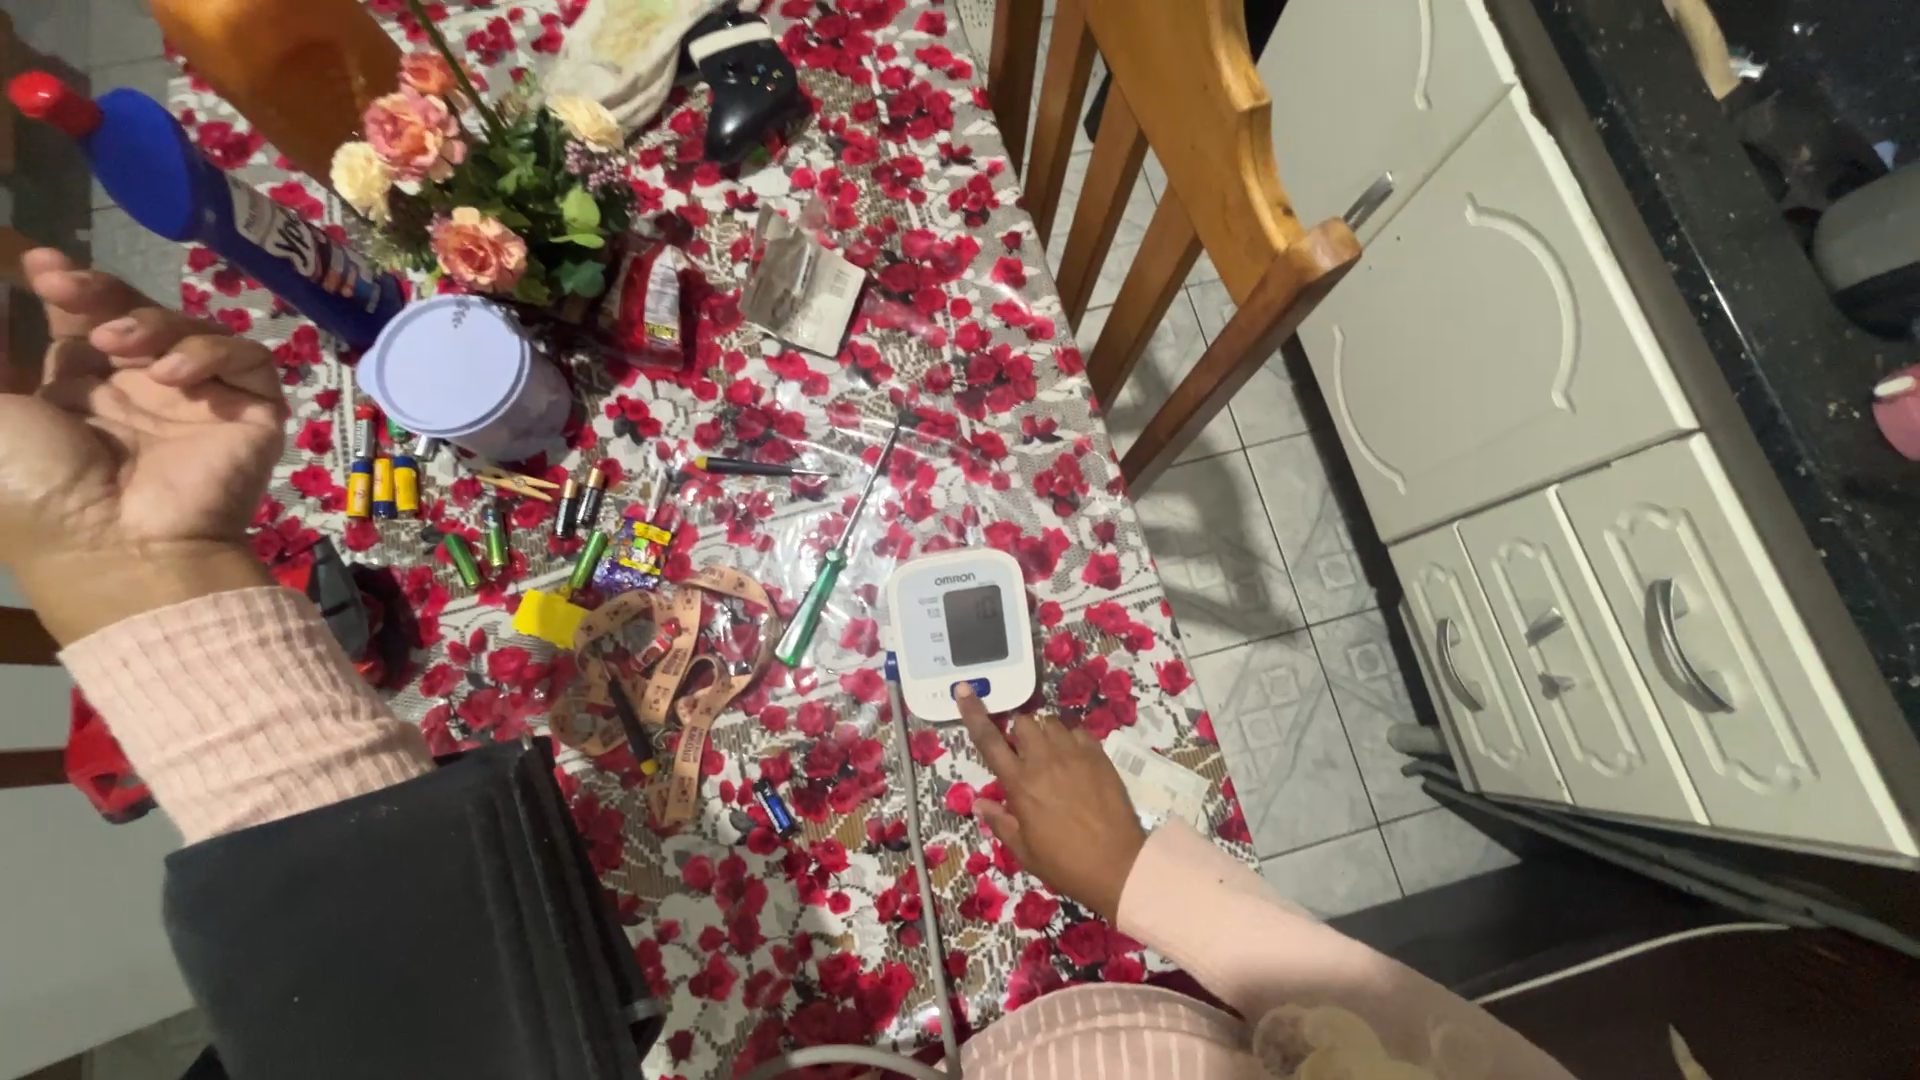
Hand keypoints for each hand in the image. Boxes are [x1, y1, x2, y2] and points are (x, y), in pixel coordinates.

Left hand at [3, 250, 283, 642]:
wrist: (114, 540)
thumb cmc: (28, 484)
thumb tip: (1, 305)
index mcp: (76, 390)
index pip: (84, 321)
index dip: (70, 287)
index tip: (41, 263)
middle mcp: (141, 390)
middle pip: (140, 315)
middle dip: (106, 291)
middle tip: (68, 287)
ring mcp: (202, 401)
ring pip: (197, 330)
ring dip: (157, 323)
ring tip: (123, 345)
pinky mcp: (253, 412)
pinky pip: (251, 360)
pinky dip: (215, 354)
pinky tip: (177, 377)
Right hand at [955, 684, 1146, 921]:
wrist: (1117, 866)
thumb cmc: (1064, 863)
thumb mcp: (1023, 850)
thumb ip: (999, 821)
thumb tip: (978, 802)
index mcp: (1019, 783)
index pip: (988, 739)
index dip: (973, 712)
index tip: (964, 689)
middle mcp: (1043, 760)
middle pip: (1023, 721)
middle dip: (1019, 732)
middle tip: (1025, 753)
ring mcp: (1073, 754)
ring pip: (1051, 722)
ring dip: (1045, 734)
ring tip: (1051, 756)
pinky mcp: (1098, 755)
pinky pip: (1078, 732)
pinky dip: (1071, 740)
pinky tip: (1075, 759)